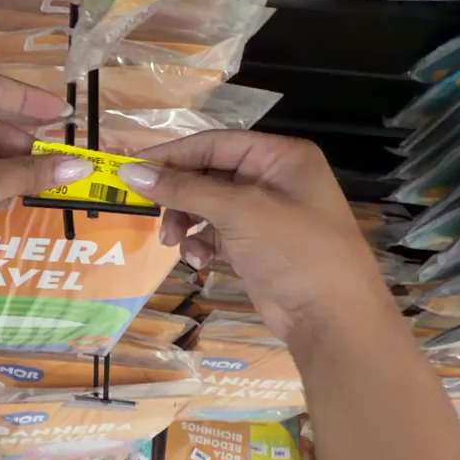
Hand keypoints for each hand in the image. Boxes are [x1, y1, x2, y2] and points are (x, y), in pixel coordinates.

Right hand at [115, 131, 394, 341]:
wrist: (329, 315)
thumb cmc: (293, 251)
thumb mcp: (238, 212)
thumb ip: (184, 189)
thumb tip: (130, 172)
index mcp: (279, 156)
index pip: (214, 144)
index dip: (171, 156)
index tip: (130, 171)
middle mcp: (271, 178)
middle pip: (206, 174)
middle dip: (177, 196)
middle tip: (150, 214)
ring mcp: (262, 212)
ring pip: (205, 205)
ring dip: (184, 222)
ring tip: (173, 244)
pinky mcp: (253, 243)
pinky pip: (213, 232)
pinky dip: (198, 243)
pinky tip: (196, 260)